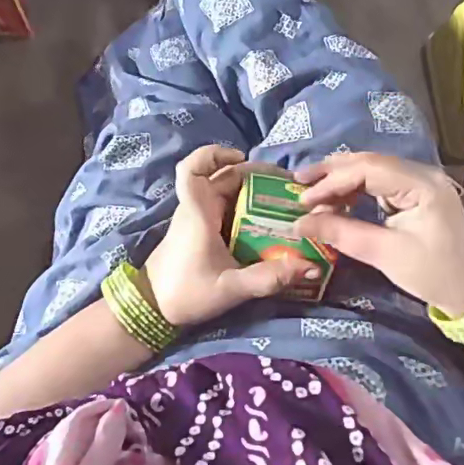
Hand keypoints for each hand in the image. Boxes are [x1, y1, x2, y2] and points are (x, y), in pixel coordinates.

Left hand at [143, 145, 316, 326]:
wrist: (153, 310)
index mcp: (198, 213)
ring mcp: (198, 220)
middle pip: (223, 177)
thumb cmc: (185, 292)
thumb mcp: (230, 288)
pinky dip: (246, 210)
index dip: (213, 154)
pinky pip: (226, 211)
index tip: (241, 156)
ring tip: (285, 203)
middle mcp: (196, 210)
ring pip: (226, 194)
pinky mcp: (201, 234)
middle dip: (255, 176)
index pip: (192, 168)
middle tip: (288, 187)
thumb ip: (269, 278)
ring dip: (253, 194)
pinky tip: (268, 223)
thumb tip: (310, 267)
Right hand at [294, 153, 463, 315]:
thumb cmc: (433, 273)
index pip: (367, 169)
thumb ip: (341, 234)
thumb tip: (299, 223)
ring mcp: (421, 181)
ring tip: (312, 193)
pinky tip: (336, 201)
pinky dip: (354, 189)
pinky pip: (379, 182)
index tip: (303, 200)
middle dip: (331, 173)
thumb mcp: (384, 254)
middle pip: (368, 161)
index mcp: (421, 184)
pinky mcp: (416, 193)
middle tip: (298, 184)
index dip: (331, 182)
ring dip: (340, 180)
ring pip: (372, 169)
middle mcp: (422, 173)